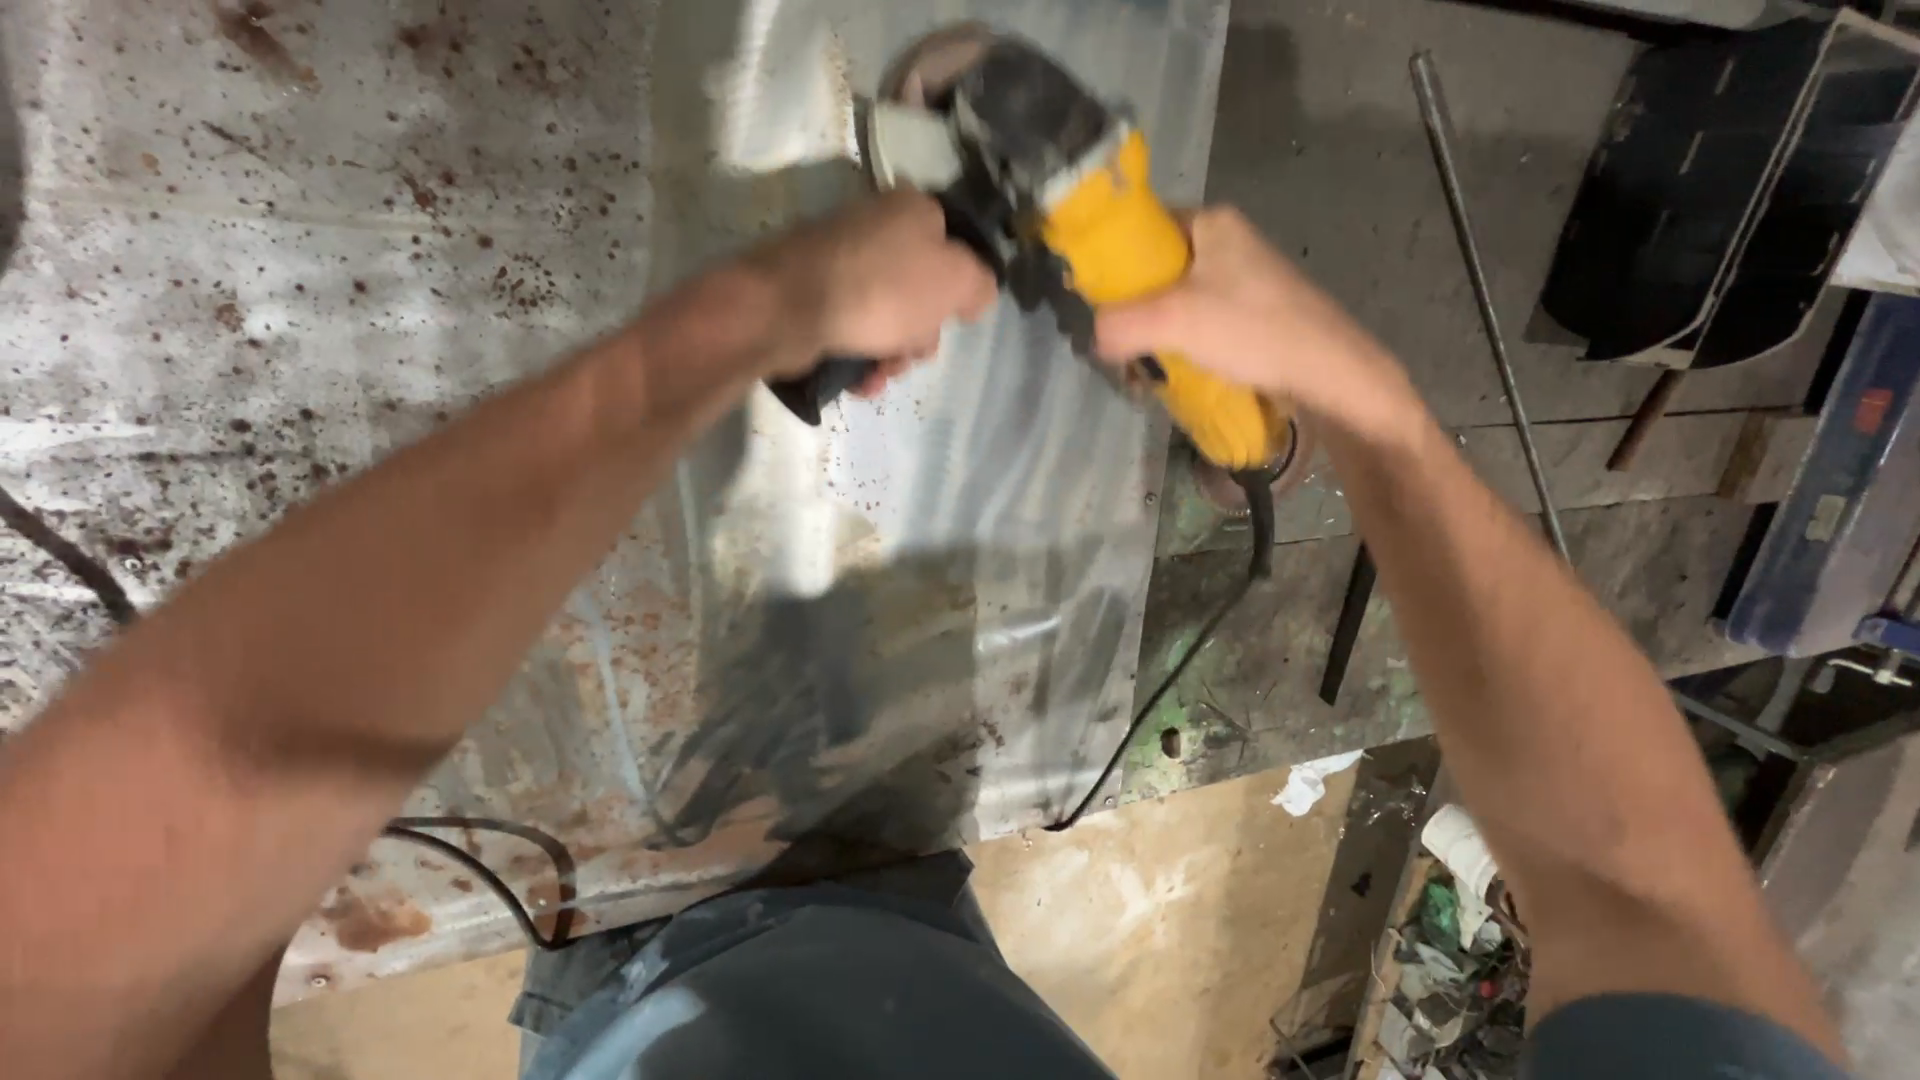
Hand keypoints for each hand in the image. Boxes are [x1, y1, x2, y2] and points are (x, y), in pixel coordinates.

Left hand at [751, 190, 997, 385]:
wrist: (791, 308)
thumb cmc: (883, 290)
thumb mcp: (954, 282)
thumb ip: (979, 285)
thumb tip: (978, 294)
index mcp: (913, 210)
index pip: (954, 248)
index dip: (958, 291)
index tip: (953, 321)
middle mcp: (875, 225)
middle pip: (920, 291)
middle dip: (921, 334)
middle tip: (912, 352)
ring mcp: (839, 259)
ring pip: (886, 317)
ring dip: (891, 355)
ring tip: (880, 373)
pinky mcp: (812, 293)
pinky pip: (852, 329)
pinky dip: (861, 357)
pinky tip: (860, 380)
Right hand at [1094, 206, 1422, 441]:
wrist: (1328, 372)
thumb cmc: (1252, 330)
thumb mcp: (1174, 321)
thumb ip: (1120, 323)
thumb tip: (1093, 338)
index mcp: (1210, 221)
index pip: (1140, 227)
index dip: (1109, 258)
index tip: (1088, 296)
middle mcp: (1225, 240)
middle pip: (1154, 266)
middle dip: (1128, 303)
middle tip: (1111, 337)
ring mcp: (1240, 277)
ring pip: (1174, 296)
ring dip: (1151, 328)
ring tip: (1137, 359)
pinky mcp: (1249, 311)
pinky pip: (1196, 318)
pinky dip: (1177, 340)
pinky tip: (1170, 366)